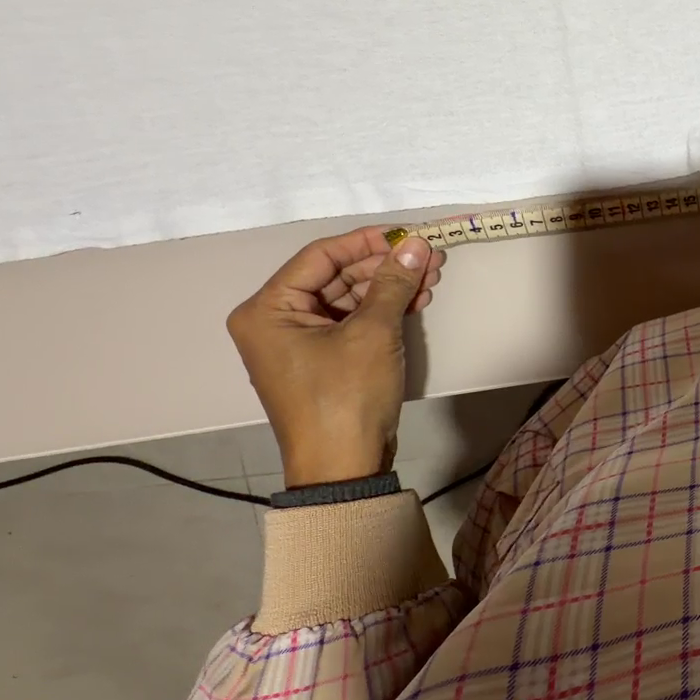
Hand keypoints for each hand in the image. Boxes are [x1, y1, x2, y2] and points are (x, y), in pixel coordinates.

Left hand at [227, 227, 445, 488]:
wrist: (343, 464)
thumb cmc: (345, 394)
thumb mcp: (373, 333)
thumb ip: (393, 283)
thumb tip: (416, 244)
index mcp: (267, 309)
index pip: (319, 256)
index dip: (366, 242)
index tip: (409, 235)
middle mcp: (276, 320)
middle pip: (335, 276)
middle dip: (384, 266)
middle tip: (430, 257)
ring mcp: (301, 340)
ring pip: (350, 297)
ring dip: (390, 286)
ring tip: (431, 278)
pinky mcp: (325, 358)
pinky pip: (354, 320)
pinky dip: (385, 309)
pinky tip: (417, 299)